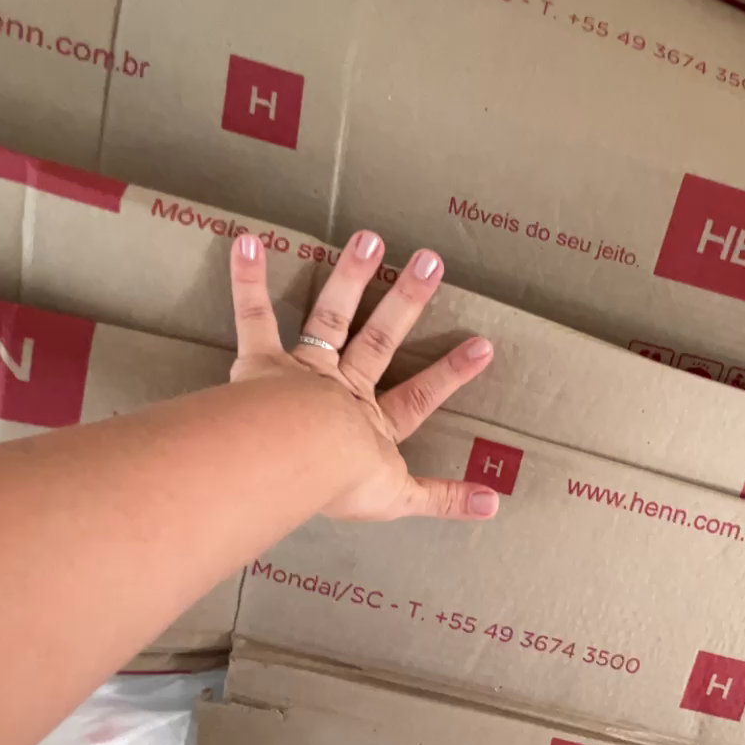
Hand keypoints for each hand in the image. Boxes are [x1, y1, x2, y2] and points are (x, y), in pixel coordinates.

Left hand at [228, 230, 497, 522]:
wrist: (295, 458)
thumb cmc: (343, 481)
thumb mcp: (399, 498)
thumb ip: (444, 500)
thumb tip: (496, 507)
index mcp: (376, 422)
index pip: (423, 394)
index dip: (454, 372)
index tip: (484, 345)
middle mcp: (346, 387)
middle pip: (383, 338)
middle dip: (408, 300)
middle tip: (431, 260)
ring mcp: (306, 371)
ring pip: (333, 317)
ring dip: (351, 276)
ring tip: (369, 237)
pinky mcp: (263, 363)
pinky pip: (254, 318)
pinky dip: (249, 281)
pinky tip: (247, 242)